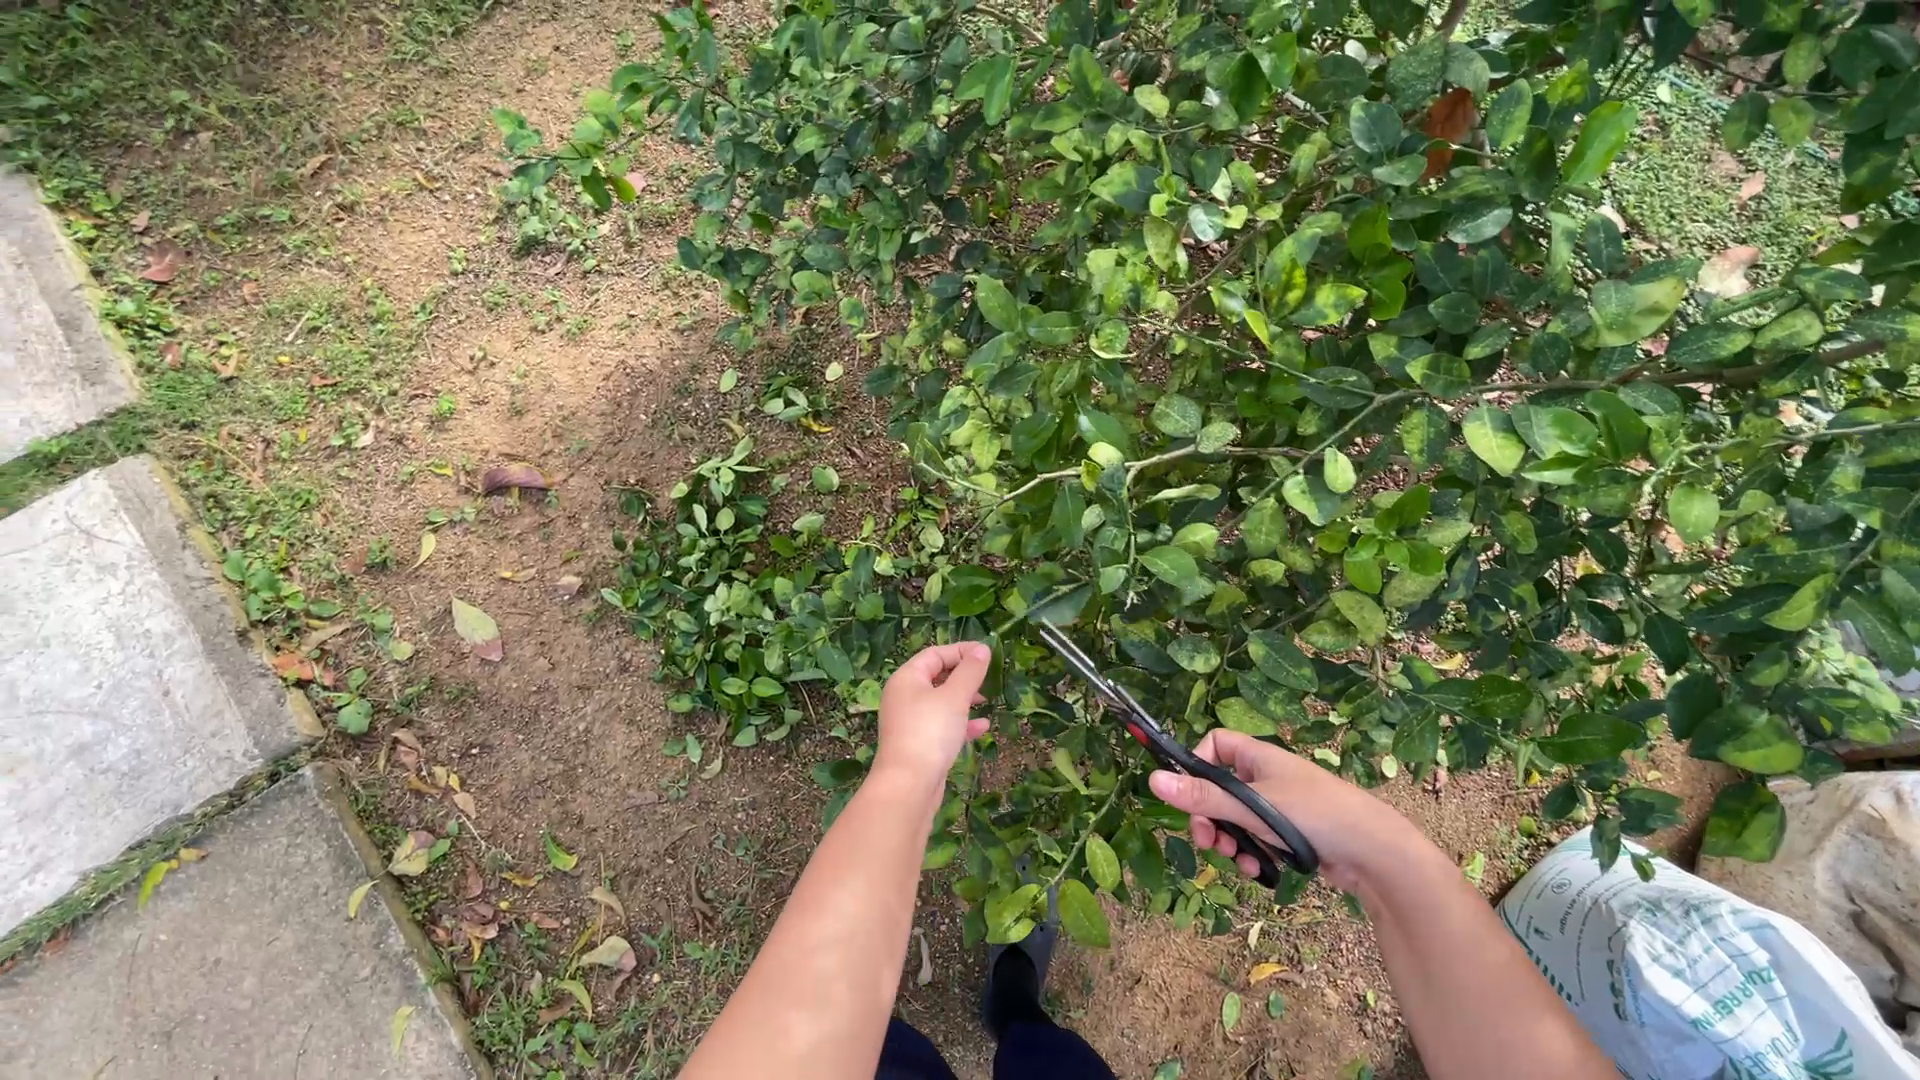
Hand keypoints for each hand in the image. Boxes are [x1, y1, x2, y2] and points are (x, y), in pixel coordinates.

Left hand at [873, 642, 992, 788]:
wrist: (908, 785)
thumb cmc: (930, 732)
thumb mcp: (955, 697)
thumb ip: (970, 671)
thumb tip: (982, 648)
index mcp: (907, 678)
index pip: (935, 654)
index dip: (961, 650)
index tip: (987, 654)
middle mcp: (904, 696)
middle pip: (936, 676)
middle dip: (963, 676)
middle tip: (988, 678)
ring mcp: (909, 721)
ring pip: (940, 702)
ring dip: (964, 699)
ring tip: (986, 701)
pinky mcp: (918, 743)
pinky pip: (941, 725)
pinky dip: (960, 723)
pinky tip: (982, 728)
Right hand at [1147, 730, 1429, 892]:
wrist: (1376, 853)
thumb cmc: (1315, 814)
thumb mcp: (1252, 806)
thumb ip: (1203, 796)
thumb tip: (1153, 779)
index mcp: (1258, 757)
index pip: (1214, 745)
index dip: (1197, 765)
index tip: (1190, 793)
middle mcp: (1266, 777)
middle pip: (1219, 789)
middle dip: (1208, 817)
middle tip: (1207, 841)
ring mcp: (1280, 807)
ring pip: (1236, 819)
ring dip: (1229, 841)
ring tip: (1237, 861)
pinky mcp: (1290, 836)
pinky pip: (1256, 840)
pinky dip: (1251, 855)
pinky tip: (1257, 872)